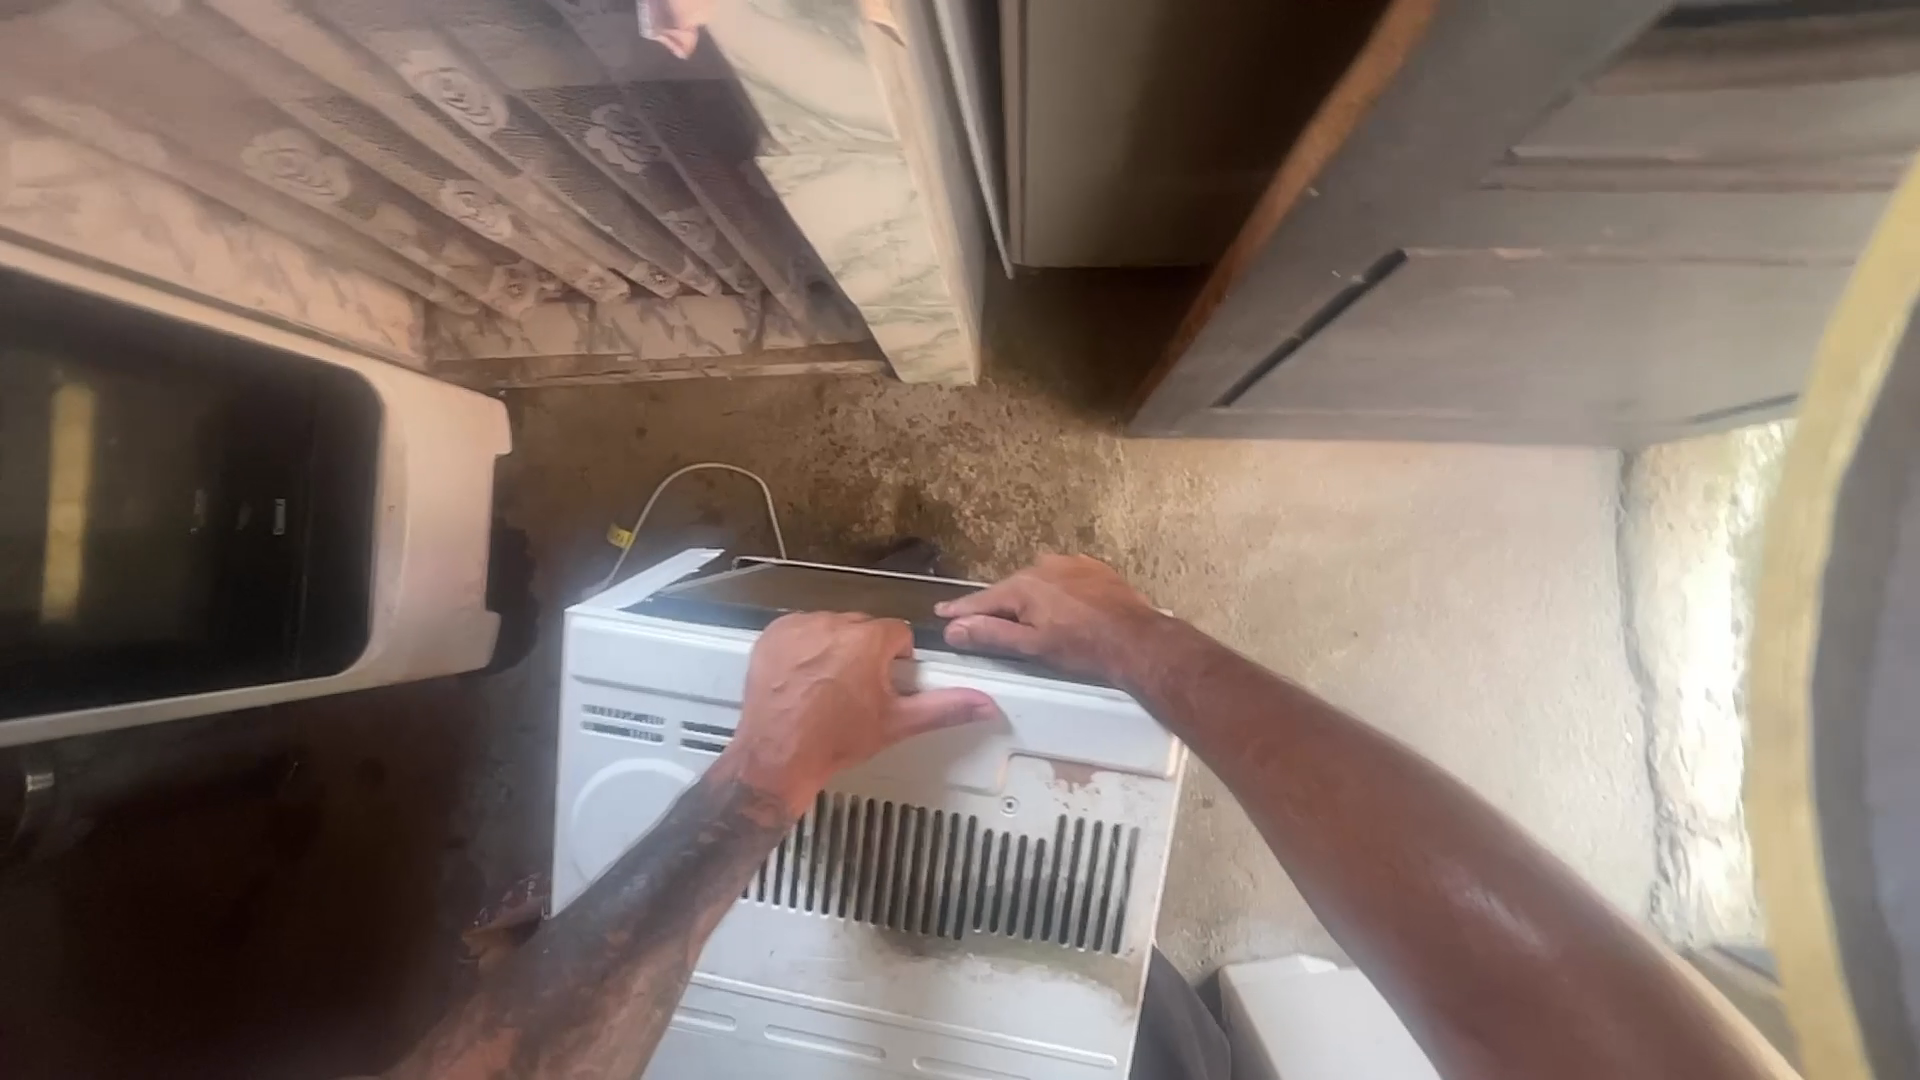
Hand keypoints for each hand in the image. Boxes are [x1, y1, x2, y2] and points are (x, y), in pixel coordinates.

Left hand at [724, 612, 999, 816]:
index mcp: (868, 639)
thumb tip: (986, 703)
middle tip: (854, 689)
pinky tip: (801, 676)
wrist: (777, 756)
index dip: (894, 660)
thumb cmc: (837, 740)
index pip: (897, 633)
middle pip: (863, 628)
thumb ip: (945, 707)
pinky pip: (800, 629)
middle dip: (864, 652)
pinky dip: (803, 646)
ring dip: (834, 647)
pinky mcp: (774, 633)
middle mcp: (834, 623)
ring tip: (826, 685)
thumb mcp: (896, 724)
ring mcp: (800, 627)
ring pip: (832, 627)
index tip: (883, 683)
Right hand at [936, 555, 1169, 681]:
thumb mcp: (1031, 646)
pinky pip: (1062, 577)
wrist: (1135, 639)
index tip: (941, 613)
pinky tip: (1060, 605)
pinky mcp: (1093, 567)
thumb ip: (990, 634)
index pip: (982, 600)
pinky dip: (1054, 590)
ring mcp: (1070, 563)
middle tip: (985, 623)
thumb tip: (954, 629)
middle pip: (1010, 589)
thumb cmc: (1082, 646)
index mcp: (1023, 586)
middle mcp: (1043, 566)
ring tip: (1029, 618)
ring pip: (1037, 581)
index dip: (961, 610)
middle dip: (998, 606)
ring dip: (1028, 597)